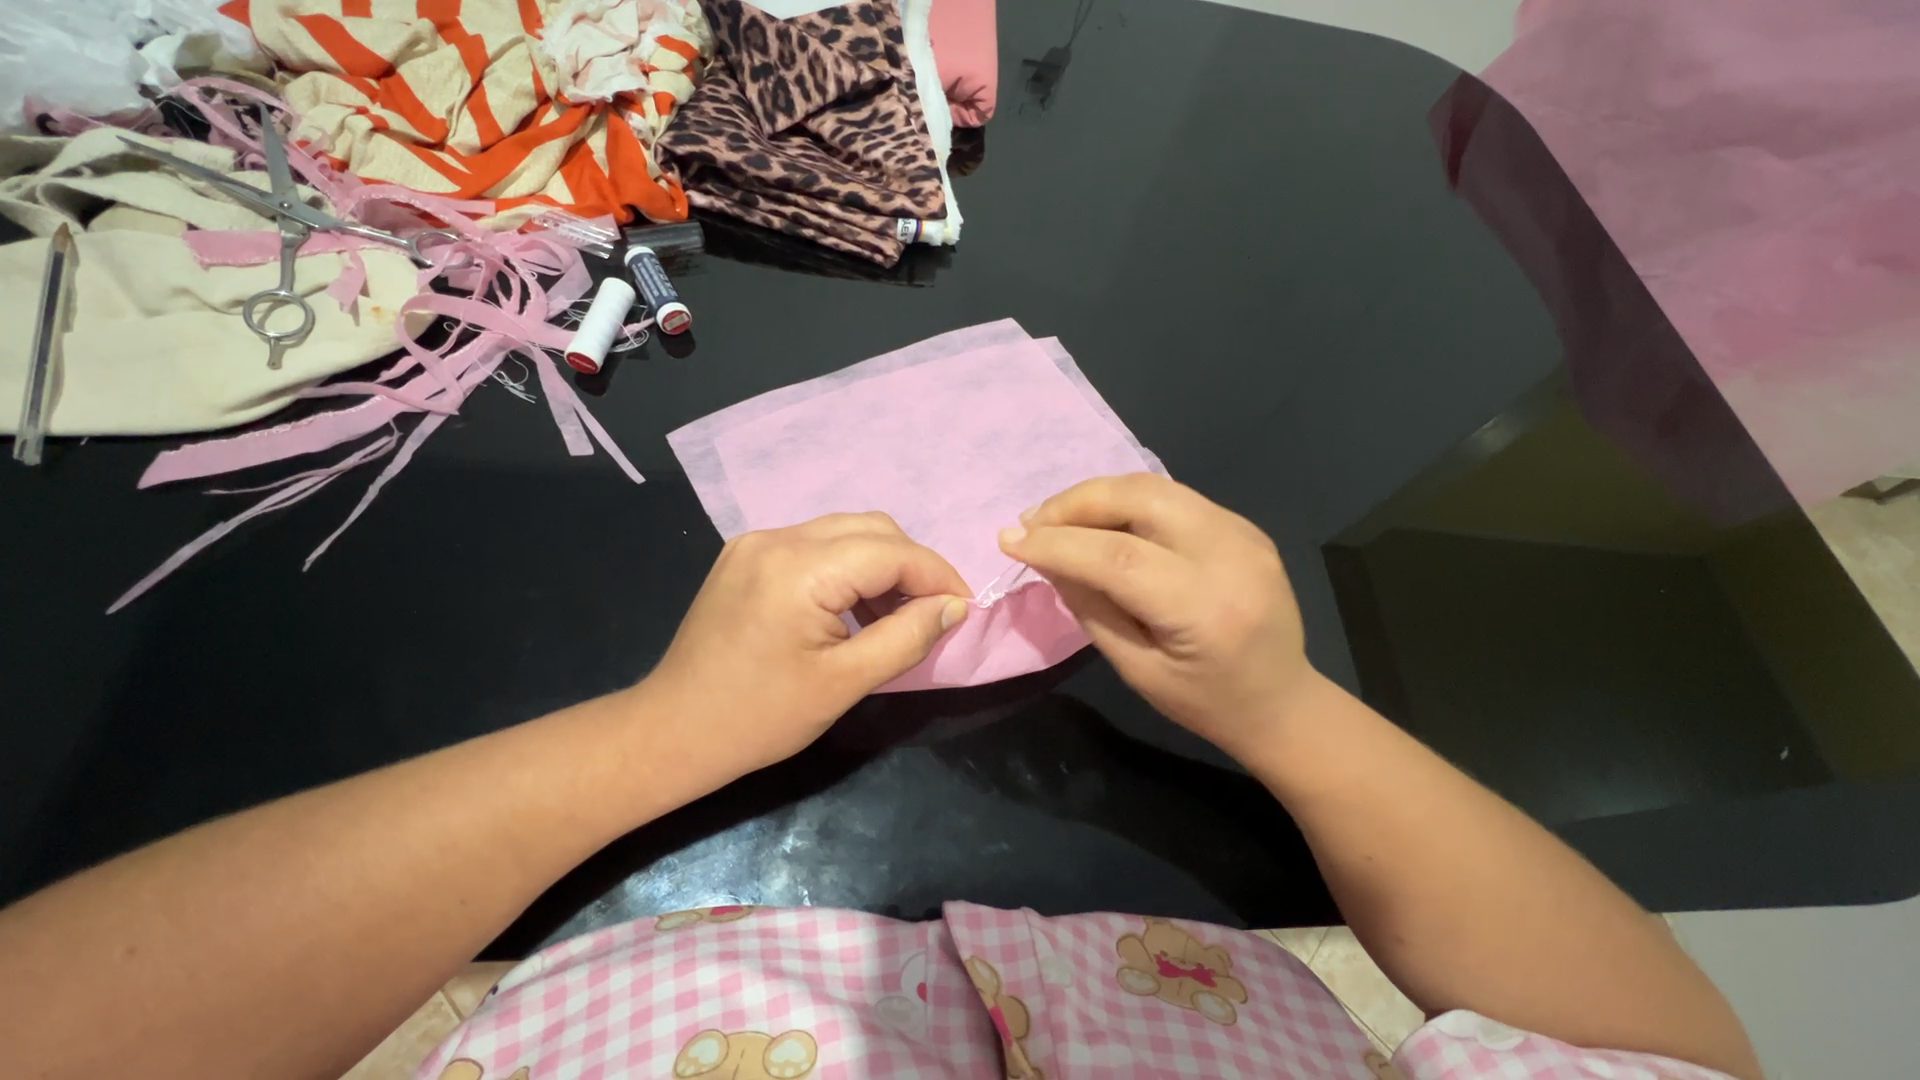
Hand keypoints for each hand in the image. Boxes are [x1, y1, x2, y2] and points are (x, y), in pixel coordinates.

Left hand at [640, 512, 970, 778]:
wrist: (673, 731)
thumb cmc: (759, 717)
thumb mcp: (844, 683)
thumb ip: (907, 637)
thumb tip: (955, 607)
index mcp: (798, 569)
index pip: (891, 552)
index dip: (937, 576)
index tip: (966, 608)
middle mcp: (776, 539)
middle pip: (871, 529)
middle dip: (912, 567)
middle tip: (933, 614)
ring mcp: (756, 543)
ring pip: (844, 532)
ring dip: (881, 567)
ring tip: (896, 618)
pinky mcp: (745, 556)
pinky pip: (815, 546)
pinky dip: (847, 570)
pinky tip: (854, 611)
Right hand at [998, 474, 1312, 760]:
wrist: (1282, 701)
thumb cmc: (1205, 702)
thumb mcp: (1136, 669)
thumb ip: (1090, 606)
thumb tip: (1045, 558)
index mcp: (1206, 607)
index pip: (1118, 556)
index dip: (1058, 543)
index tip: (1010, 541)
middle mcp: (1231, 555)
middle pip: (1141, 498)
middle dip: (1075, 502)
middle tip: (1032, 523)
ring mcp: (1244, 533)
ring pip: (1155, 487)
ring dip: (1098, 496)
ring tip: (1057, 520)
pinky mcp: (1245, 526)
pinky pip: (1173, 499)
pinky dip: (1127, 504)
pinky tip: (1102, 525)